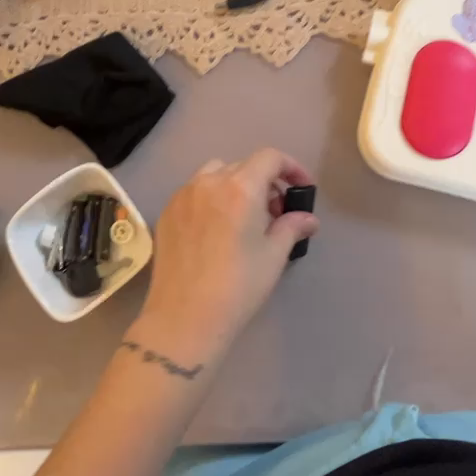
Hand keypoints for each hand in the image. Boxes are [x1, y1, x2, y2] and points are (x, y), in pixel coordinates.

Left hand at [133, 149, 319, 359]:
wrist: (184, 318)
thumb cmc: (237, 287)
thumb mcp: (273, 257)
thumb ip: (292, 228)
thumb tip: (308, 218)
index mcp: (240, 188)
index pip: (270, 158)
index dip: (291, 167)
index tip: (301, 188)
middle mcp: (208, 182)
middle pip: (243, 165)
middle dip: (265, 182)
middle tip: (276, 213)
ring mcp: (183, 195)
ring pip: (215, 174)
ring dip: (236, 185)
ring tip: (245, 217)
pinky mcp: (167, 212)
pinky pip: (194, 192)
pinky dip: (212, 198)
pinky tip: (217, 229)